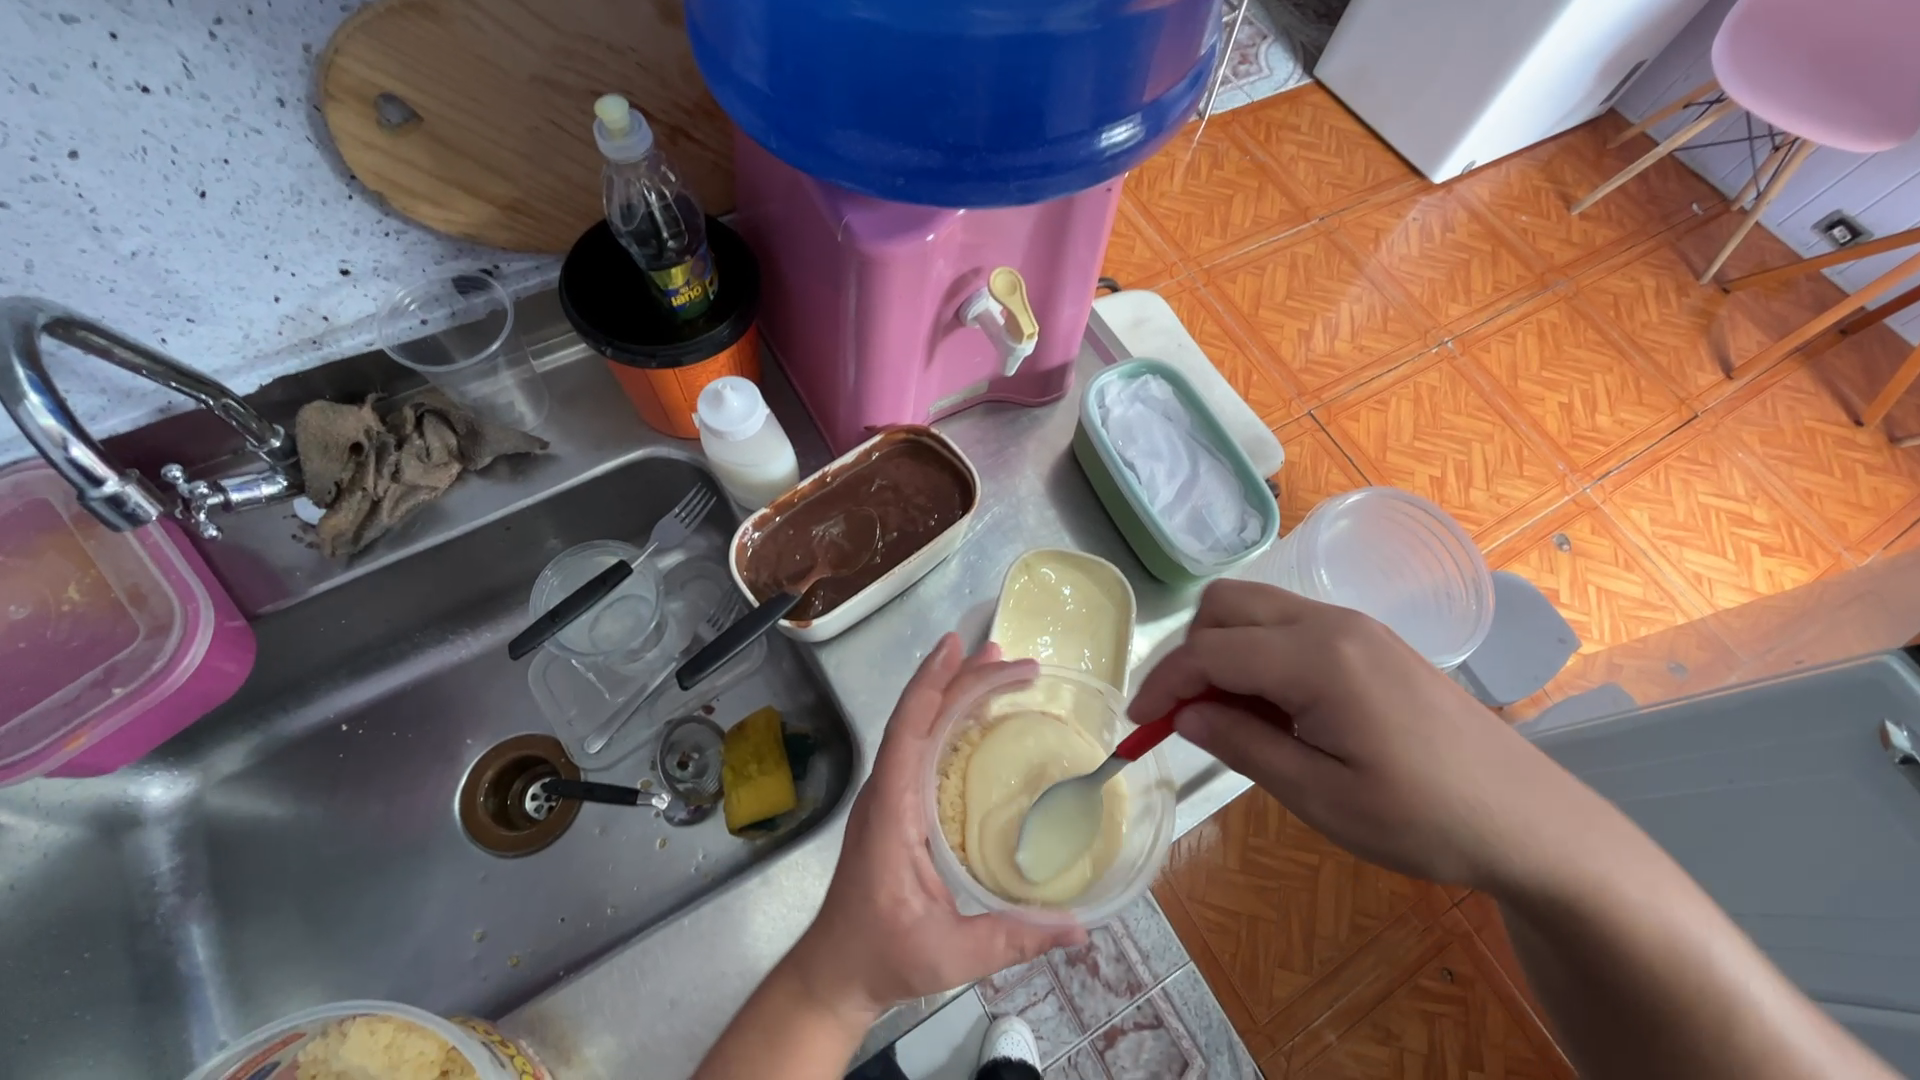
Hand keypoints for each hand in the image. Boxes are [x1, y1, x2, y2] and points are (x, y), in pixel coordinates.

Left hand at [791, 634, 1086, 1017]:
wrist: (836, 970)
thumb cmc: (883, 957)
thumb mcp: (950, 954)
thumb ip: (1013, 939)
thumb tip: (1081, 928)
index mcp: (892, 811)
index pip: (909, 731)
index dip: (936, 686)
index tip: (966, 651)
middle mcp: (886, 791)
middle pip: (918, 717)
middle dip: (961, 680)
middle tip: (1012, 658)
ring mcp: (888, 796)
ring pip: (917, 727)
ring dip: (952, 692)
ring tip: (995, 665)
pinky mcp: (896, 805)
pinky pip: (920, 746)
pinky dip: (946, 719)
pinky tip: (973, 715)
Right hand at [1130, 580, 1586, 890]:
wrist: (1531, 821)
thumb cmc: (1423, 819)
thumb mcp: (1320, 795)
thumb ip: (1241, 743)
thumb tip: (1183, 714)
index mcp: (1317, 657)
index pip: (1209, 650)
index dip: (1163, 684)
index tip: (1138, 725)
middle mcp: (1332, 622)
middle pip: (1225, 605)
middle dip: (1189, 653)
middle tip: (1186, 715)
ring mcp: (1356, 626)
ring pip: (1256, 607)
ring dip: (1222, 649)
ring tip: (1228, 714)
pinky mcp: (1371, 640)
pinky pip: (1289, 624)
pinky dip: (1258, 651)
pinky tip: (1273, 705)